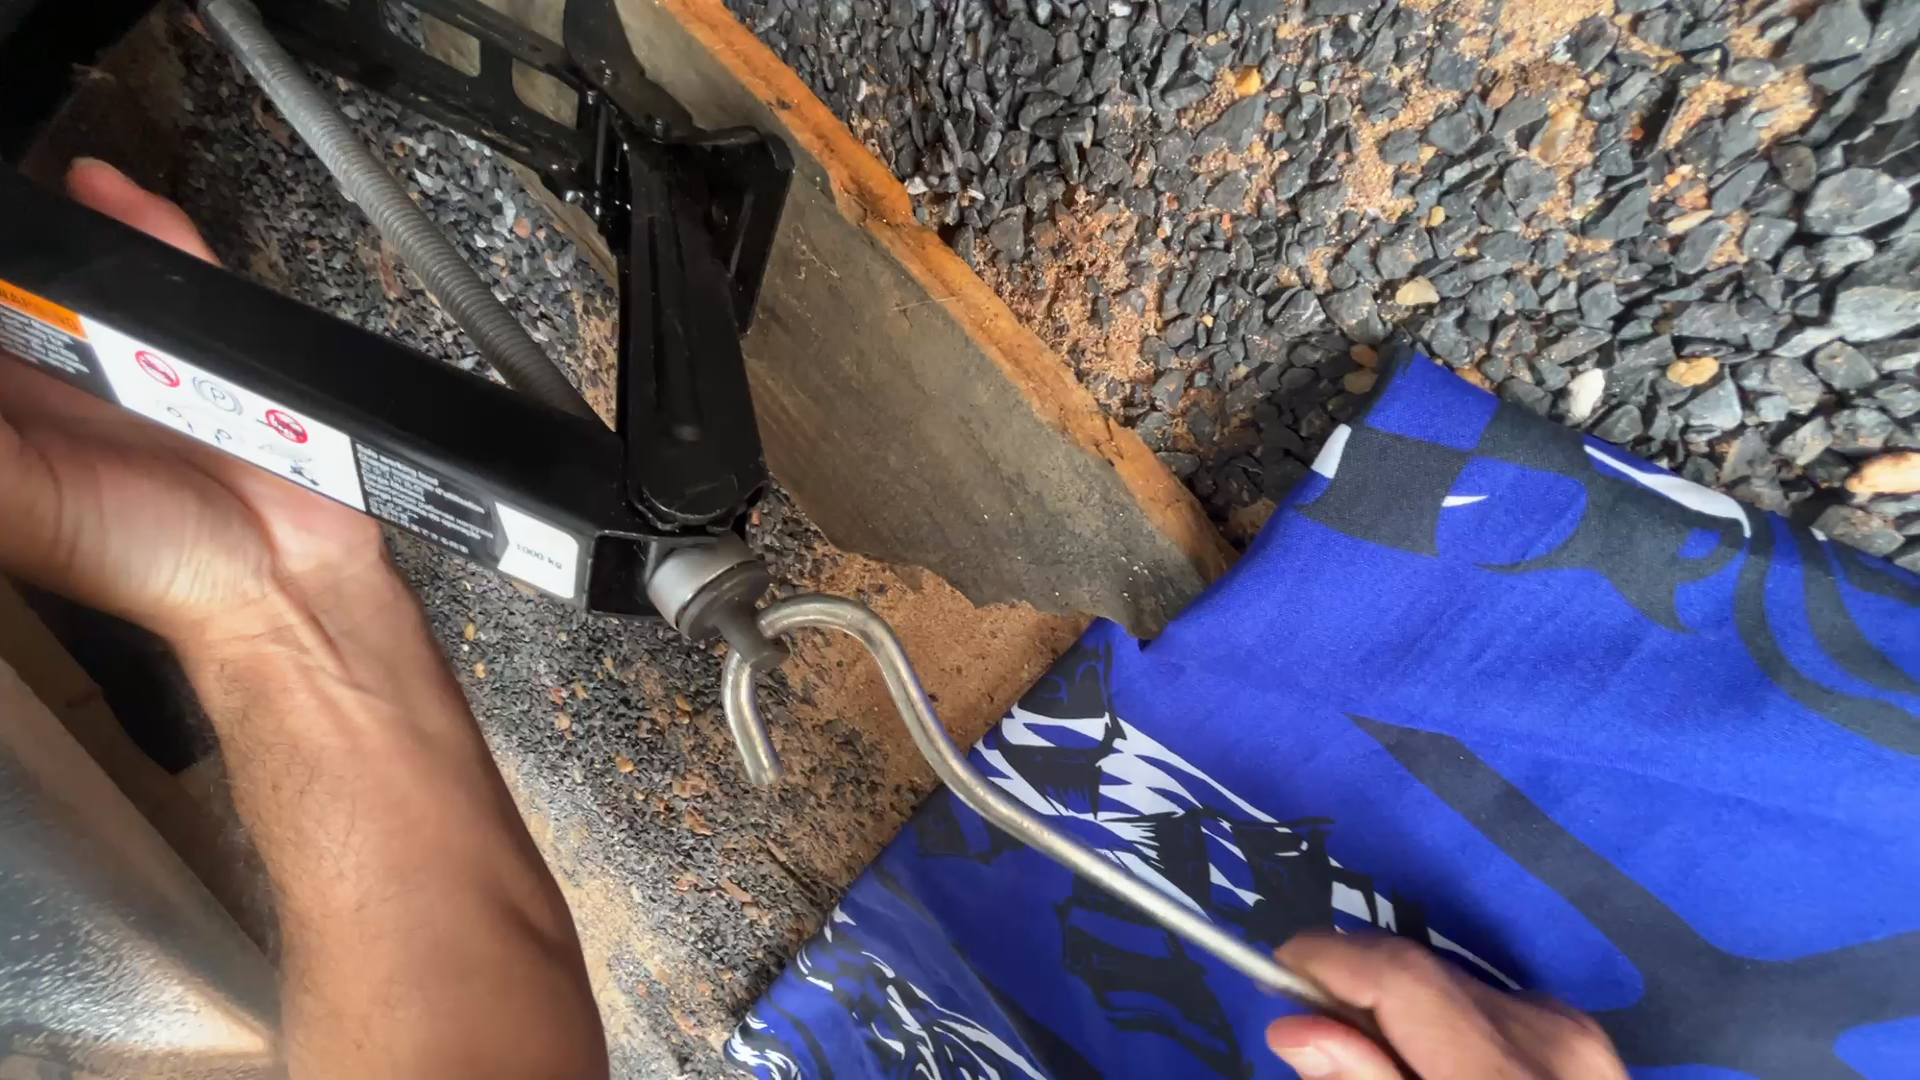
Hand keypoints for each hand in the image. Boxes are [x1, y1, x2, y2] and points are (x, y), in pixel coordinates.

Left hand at [0, 159, 388, 647]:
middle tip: (17, 213)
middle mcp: (55, 376)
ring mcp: (141, 362)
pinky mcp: (222, 357)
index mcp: (1, 413)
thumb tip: (1, 353)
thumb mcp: (13, 499)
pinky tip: (111, 194)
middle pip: (23, 296)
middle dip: (20, 254)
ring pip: (86, 277)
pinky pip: (182, 285)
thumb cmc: (146, 556)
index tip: (1, 265)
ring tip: (44, 196)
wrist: (288, 567)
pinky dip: (152, 235)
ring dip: (63, 234)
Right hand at [1267, 930, 1628, 1079]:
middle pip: (1411, 969)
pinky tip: (1427, 1060)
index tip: (1273, 973)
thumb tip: (1288, 1028)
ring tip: (1374, 1054)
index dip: (1324, 958)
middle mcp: (1549, 1038)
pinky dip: (1431, 1015)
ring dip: (1388, 1001)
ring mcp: (1574, 1034)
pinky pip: (1473, 997)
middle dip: (1348, 984)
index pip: (1399, 975)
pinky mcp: (1580, 1036)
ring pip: (1438, 978)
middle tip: (1313, 1028)